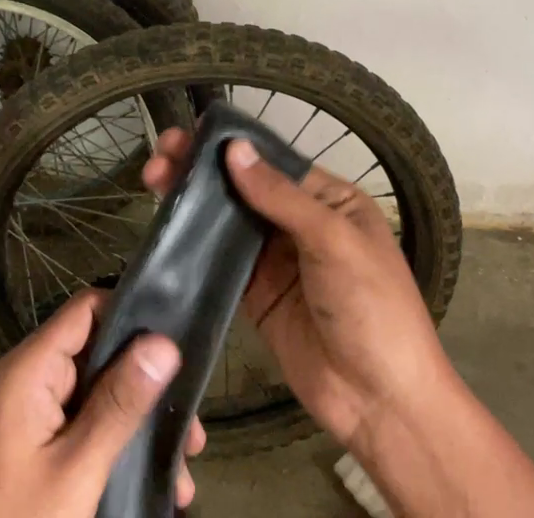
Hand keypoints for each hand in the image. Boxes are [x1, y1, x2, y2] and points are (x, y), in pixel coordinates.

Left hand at [0, 290, 207, 517]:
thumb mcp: (77, 467)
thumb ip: (120, 403)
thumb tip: (164, 343)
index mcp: (30, 370)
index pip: (87, 309)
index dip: (132, 315)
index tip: (181, 339)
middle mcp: (31, 381)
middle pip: (101, 354)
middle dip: (149, 385)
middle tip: (192, 425)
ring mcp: (35, 415)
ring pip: (102, 396)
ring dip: (144, 424)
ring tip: (186, 460)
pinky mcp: (40, 446)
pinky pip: (89, 427)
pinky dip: (123, 445)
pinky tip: (160, 479)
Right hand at [141, 129, 457, 449]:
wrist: (380, 399)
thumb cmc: (372, 306)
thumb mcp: (334, 241)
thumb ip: (281, 197)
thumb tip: (235, 149)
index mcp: (331, 201)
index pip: (274, 163)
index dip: (232, 147)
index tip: (190, 134)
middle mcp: (301, 224)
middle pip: (245, 188)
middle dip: (204, 170)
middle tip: (161, 156)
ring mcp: (276, 262)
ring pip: (228, 223)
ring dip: (194, 203)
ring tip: (153, 181)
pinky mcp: (256, 298)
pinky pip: (220, 264)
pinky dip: (194, 247)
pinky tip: (166, 229)